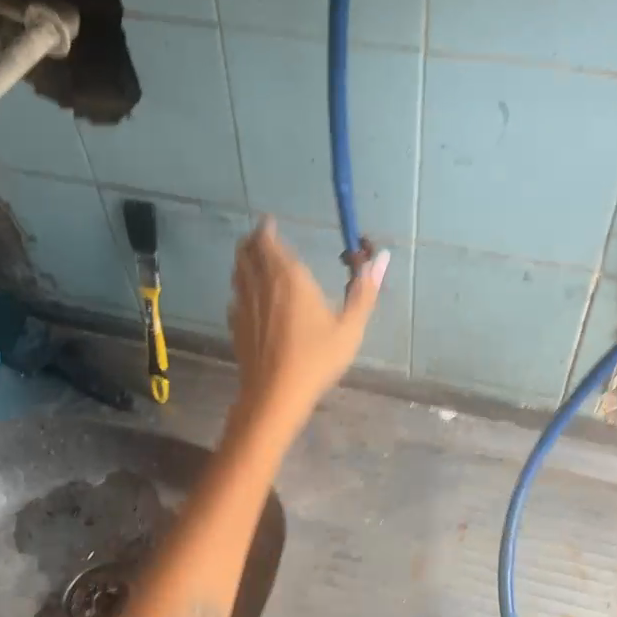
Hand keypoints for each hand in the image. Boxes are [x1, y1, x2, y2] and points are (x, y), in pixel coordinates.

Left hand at [228, 218, 386, 421]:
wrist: (276, 395)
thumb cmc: (317, 359)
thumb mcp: (350, 328)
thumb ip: (363, 291)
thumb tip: (381, 258)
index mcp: (288, 277)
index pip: (268, 241)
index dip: (266, 229)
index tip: (270, 222)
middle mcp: (261, 284)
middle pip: (247, 252)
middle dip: (253, 241)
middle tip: (262, 237)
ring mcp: (244, 305)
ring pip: (237, 272)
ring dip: (244, 261)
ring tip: (254, 260)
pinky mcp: (235, 327)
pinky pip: (235, 298)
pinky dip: (241, 290)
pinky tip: (250, 299)